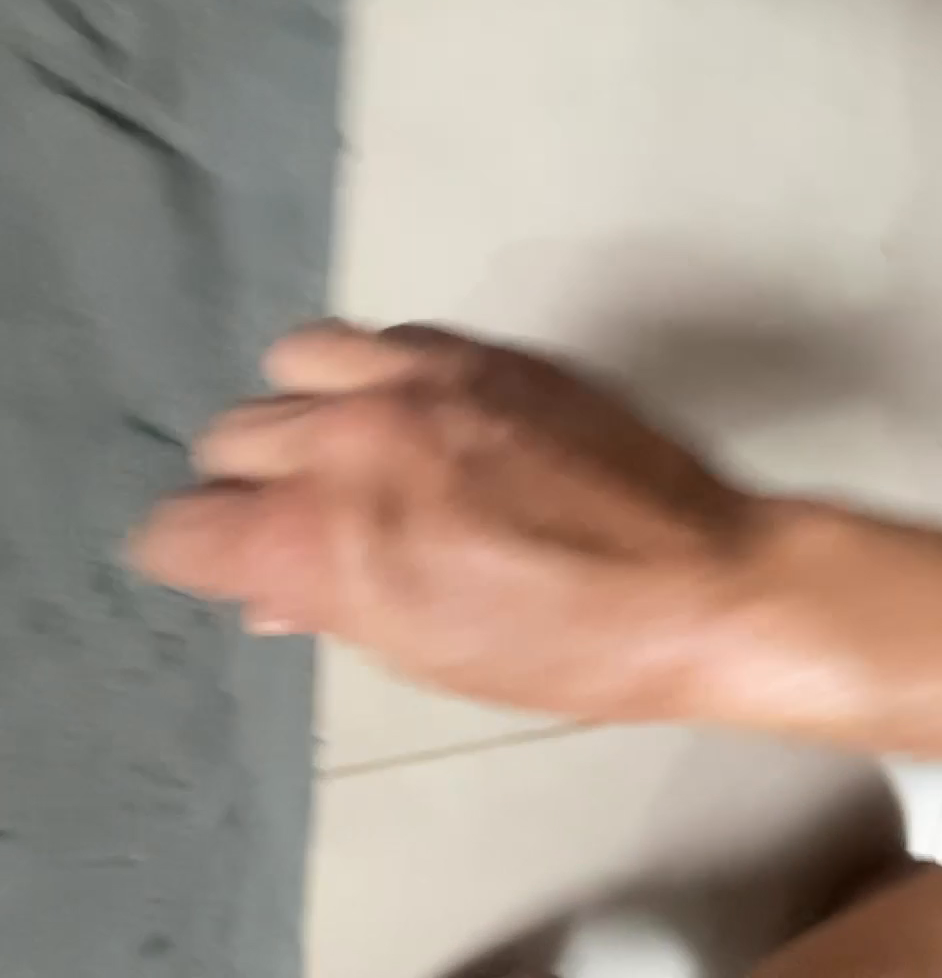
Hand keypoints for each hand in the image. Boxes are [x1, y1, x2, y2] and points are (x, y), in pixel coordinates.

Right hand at [131, 321, 762, 719]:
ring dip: (326, 407)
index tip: (265, 565)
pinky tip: (443, 414)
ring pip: (304, 362)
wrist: (706, 582)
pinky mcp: (506, 359)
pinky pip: (402, 338)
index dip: (226, 555)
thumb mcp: (434, 654)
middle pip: (241, 437)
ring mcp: (438, 386)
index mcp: (321, 543)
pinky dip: (399, 372)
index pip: (184, 529)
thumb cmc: (579, 648)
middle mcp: (362, 443)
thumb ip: (340, 602)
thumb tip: (282, 587)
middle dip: (279, 483)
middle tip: (348, 513)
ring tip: (386, 449)